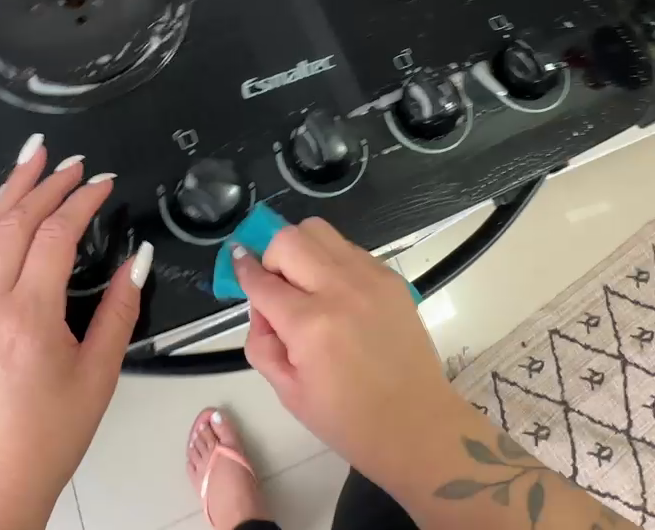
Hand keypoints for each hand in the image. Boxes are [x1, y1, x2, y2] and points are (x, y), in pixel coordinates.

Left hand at [0, 135, 152, 529]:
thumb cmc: (52, 436)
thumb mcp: (99, 374)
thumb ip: (119, 310)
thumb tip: (138, 259)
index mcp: (27, 316)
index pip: (54, 236)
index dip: (80, 201)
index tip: (105, 182)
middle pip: (13, 223)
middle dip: (43, 182)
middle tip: (71, 158)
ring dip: (11, 192)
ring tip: (32, 158)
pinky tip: (12, 213)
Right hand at [231, 218, 465, 483]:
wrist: (417, 424)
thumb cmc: (349, 420)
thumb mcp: (288, 393)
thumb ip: (262, 343)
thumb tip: (260, 305)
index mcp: (310, 325)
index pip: (263, 281)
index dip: (243, 269)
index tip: (237, 259)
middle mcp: (339, 289)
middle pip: (289, 239)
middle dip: (272, 256)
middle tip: (278, 286)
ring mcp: (369, 277)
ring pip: (319, 230)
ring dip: (302, 250)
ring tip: (307, 285)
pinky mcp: (390, 276)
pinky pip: (347, 248)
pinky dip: (331, 261)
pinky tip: (337, 294)